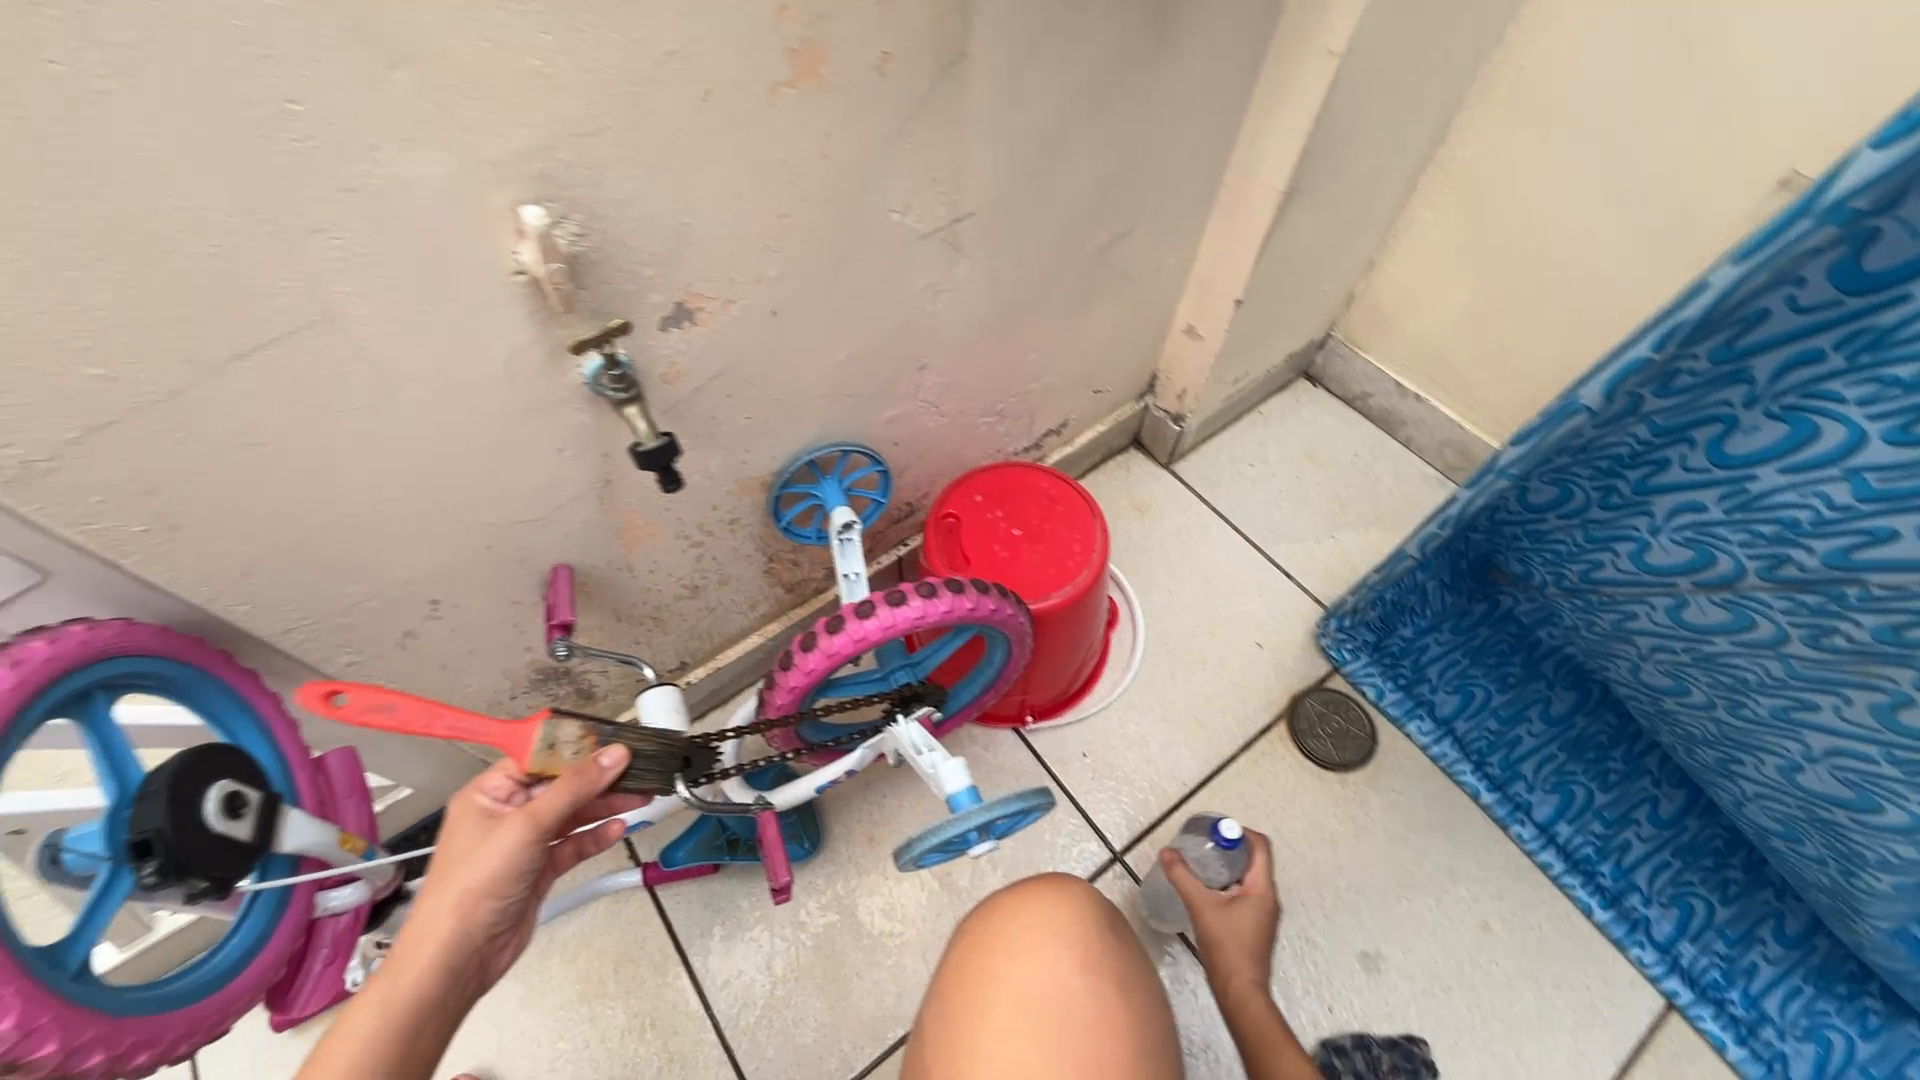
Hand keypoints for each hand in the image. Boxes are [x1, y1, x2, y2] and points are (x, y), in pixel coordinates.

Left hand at [395, 744, 646, 992]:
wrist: (458, 958)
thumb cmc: (472, 888)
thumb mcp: (528, 826)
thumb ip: (575, 787)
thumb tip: (614, 754)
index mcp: (489, 794)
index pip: (539, 757)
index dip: (577, 748)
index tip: (615, 742)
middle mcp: (505, 815)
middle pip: (562, 785)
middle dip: (600, 779)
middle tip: (639, 771)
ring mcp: (523, 843)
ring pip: (572, 814)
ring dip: (605, 806)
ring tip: (640, 797)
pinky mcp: (538, 870)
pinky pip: (573, 844)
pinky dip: (595, 836)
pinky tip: (616, 830)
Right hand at [1159, 828, 1280, 996]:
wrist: (1240, 992)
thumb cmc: (1226, 947)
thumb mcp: (1201, 907)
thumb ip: (1182, 877)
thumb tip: (1167, 852)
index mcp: (1262, 888)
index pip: (1260, 846)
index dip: (1240, 832)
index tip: (1214, 830)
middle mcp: (1268, 897)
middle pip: (1254, 860)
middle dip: (1230, 847)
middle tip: (1204, 843)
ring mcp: (1264, 913)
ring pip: (1248, 878)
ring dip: (1228, 866)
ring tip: (1201, 863)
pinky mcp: (1255, 925)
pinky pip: (1245, 893)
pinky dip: (1228, 884)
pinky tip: (1206, 890)